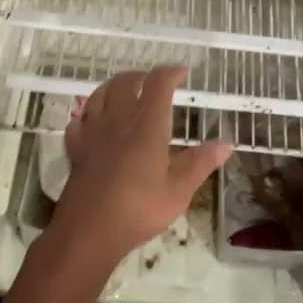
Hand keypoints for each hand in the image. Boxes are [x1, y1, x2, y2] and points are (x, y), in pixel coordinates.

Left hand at [52, 67, 231, 259]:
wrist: (89, 230)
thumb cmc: (139, 209)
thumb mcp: (178, 190)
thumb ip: (200, 163)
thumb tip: (226, 143)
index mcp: (148, 124)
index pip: (159, 83)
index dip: (171, 72)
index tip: (182, 73)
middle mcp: (119, 118)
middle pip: (126, 81)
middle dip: (142, 76)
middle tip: (153, 83)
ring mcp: (94, 131)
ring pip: (100, 93)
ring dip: (114, 86)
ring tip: (125, 92)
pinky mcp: (76, 147)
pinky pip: (80, 119)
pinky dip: (90, 113)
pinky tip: (95, 122)